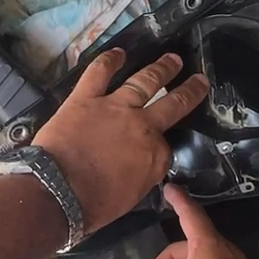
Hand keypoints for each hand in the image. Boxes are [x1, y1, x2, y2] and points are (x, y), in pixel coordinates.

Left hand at [33, 49, 208, 229]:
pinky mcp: (86, 97)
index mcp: (156, 156)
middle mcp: (143, 126)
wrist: (58, 193)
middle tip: (199, 79)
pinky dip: (110, 60)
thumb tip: (141, 166)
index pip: (168, 146)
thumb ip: (142, 175)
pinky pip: (100, 72)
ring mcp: (115, 107)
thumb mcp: (132, 197)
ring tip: (172, 59)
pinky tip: (119, 52)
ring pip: (145, 81)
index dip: (164, 145)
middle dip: (189, 91)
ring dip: (161, 68)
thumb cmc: (94, 205)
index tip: (162, 144)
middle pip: (173, 104)